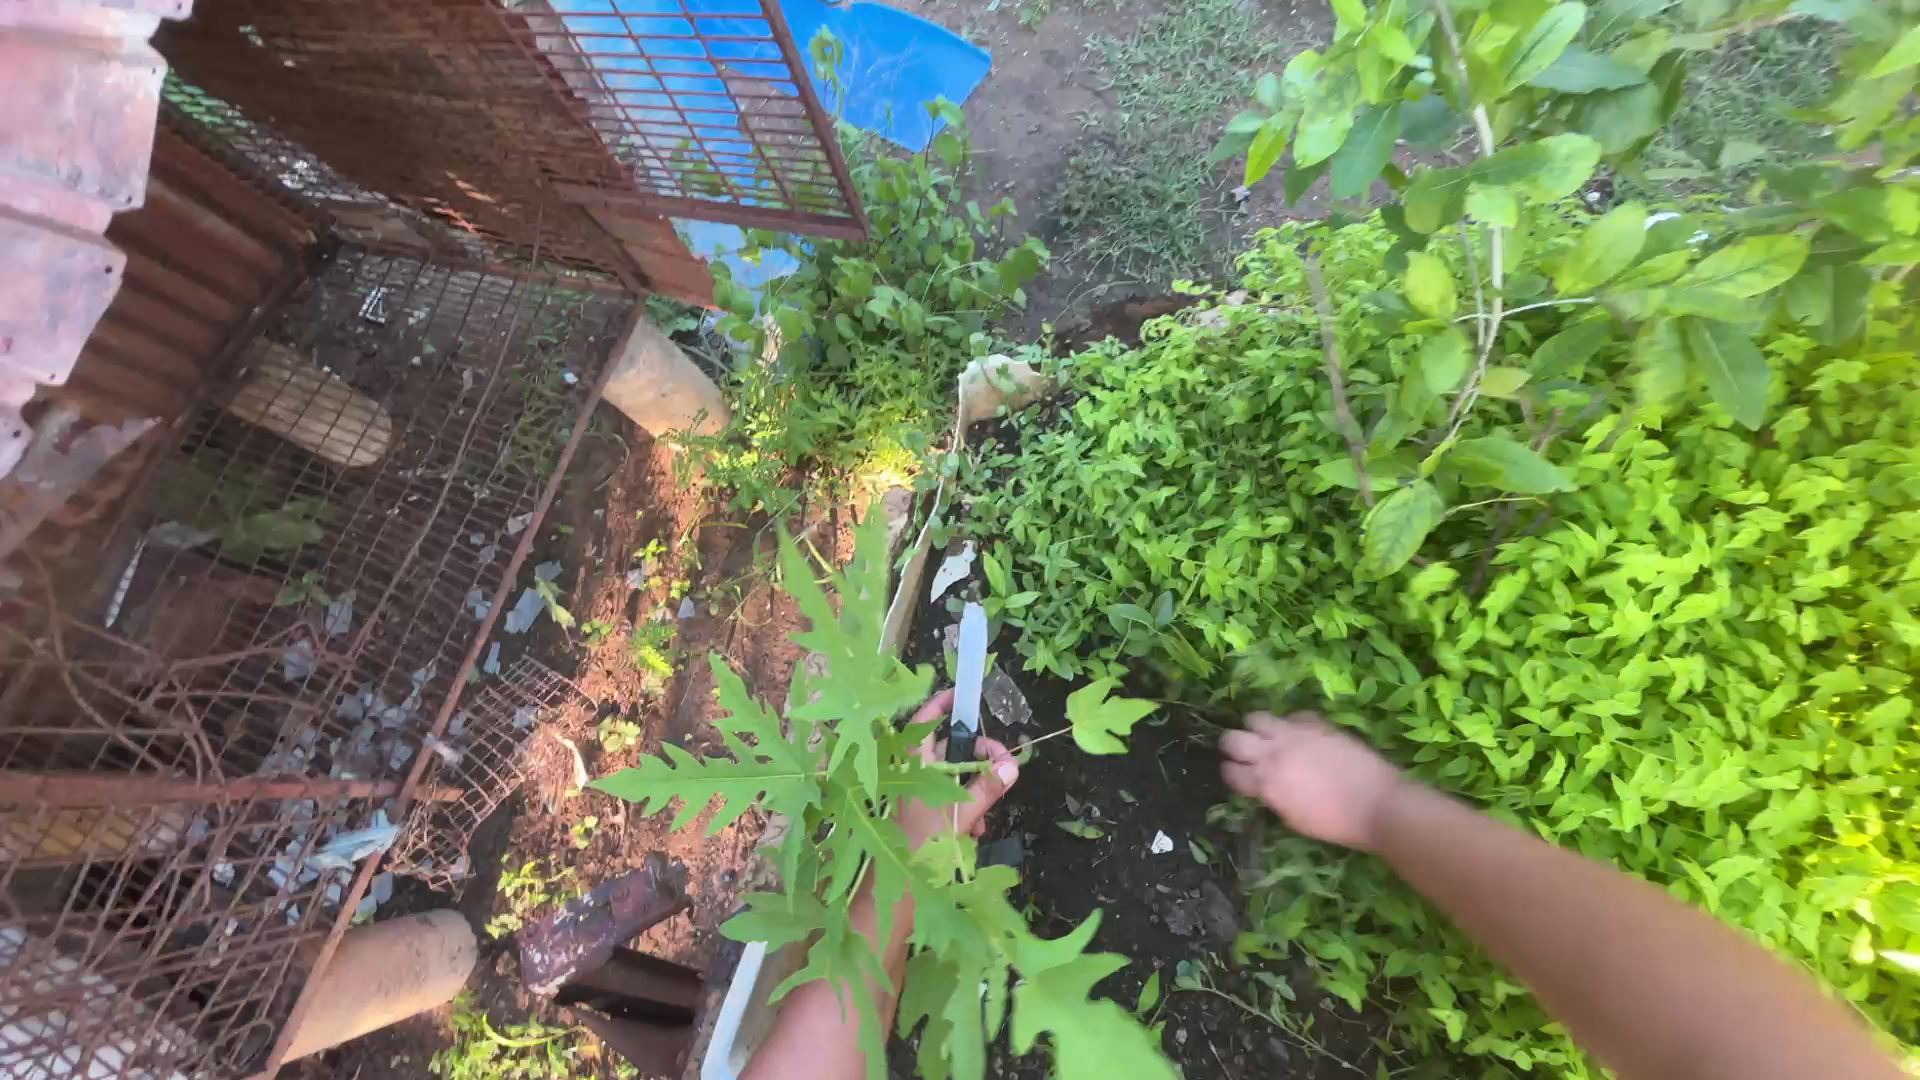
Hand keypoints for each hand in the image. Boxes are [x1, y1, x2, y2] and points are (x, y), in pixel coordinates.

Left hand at [898, 689, 1019, 847]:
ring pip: (952, 774)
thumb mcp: (961, 813)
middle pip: (950, 748)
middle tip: (1004, 766)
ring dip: (974, 787)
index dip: (943, 703)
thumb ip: (986, 788)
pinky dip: (964, 805)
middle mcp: (913, 771)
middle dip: (978, 757)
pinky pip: (948, 795)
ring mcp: (917, 790)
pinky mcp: (922, 808)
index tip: (964, 694)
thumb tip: (1011, 766)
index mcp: (914, 762)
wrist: (901, 885)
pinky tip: (975, 828)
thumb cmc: (924, 842)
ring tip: (989, 809)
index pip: (925, 719)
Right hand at [1220, 711, 1404, 851]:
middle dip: (1232, 746)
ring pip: (1255, 718)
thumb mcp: (1294, 819)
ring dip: (1257, 729)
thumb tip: (1263, 787)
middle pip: (1231, 738)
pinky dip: (1290, 725)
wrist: (1380, 805)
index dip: (1230, 774)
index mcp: (1265, 783)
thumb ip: (1272, 797)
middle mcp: (1272, 753)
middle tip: (1244, 754)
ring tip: (1268, 738)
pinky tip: (1301, 737)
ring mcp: (1293, 734)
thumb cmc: (1338, 824)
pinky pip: (1291, 716)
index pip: (1229, 772)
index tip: (1237, 777)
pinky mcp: (1315, 723)